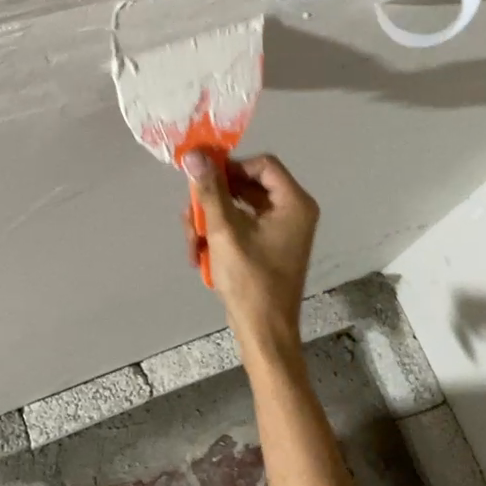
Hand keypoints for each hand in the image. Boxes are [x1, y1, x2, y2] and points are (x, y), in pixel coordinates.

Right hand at [182, 153, 319, 357]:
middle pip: (247, 186)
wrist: (264, 331)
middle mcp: (293, 212)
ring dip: (212, 221)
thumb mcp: (224, 231)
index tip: (203, 179)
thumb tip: (194, 154)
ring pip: (239, 208)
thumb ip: (209, 190)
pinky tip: (200, 254)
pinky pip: (242, 227)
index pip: (262, 165)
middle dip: (214, 201)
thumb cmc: (250, 279)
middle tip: (191, 216)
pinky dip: (220, 236)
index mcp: (294, 203)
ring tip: (192, 243)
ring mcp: (282, 231)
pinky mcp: (269, 247)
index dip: (231, 167)